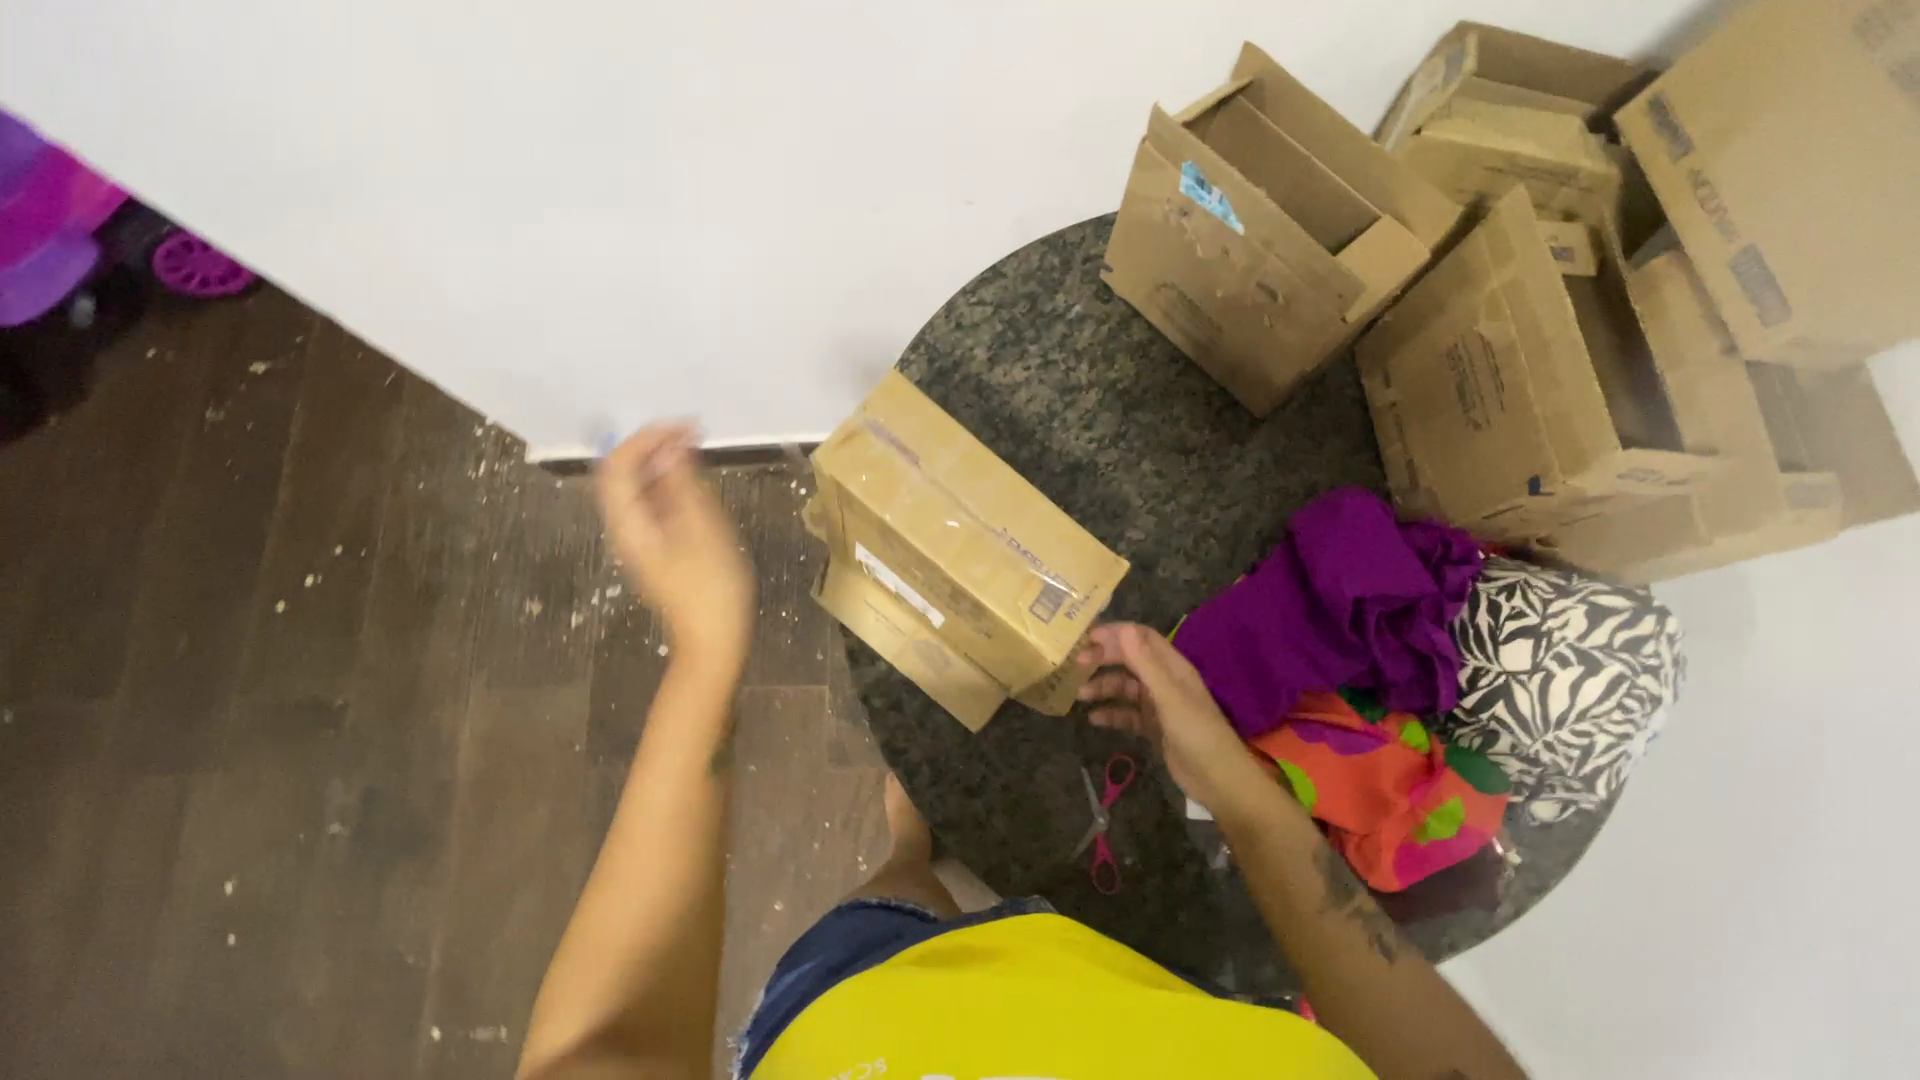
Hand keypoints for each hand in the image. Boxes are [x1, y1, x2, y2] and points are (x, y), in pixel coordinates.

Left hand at [595, 424, 754, 671]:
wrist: (713, 640)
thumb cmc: (712, 588)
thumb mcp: (704, 530)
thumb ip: (684, 485)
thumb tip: (670, 448)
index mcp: (630, 525)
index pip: (619, 466)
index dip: (646, 438)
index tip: (683, 426)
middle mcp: (626, 529)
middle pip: (623, 475)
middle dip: (653, 446)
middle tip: (692, 432)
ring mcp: (640, 541)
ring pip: (639, 490)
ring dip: (663, 464)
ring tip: (696, 449)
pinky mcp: (656, 549)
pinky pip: (653, 506)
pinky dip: (670, 486)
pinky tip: (695, 483)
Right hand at [1078, 623, 1275, 814]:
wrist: (1217, 779)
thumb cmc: (1196, 732)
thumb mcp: (1169, 696)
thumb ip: (1145, 663)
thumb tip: (1123, 628)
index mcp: (1173, 668)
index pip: (1141, 638)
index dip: (1116, 634)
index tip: (1087, 638)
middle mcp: (1165, 681)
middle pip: (1130, 661)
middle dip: (1104, 659)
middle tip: (1077, 664)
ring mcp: (1159, 705)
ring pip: (1125, 688)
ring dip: (1104, 687)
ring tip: (1081, 695)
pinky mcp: (1154, 727)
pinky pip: (1127, 714)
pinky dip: (1111, 714)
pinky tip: (1095, 719)